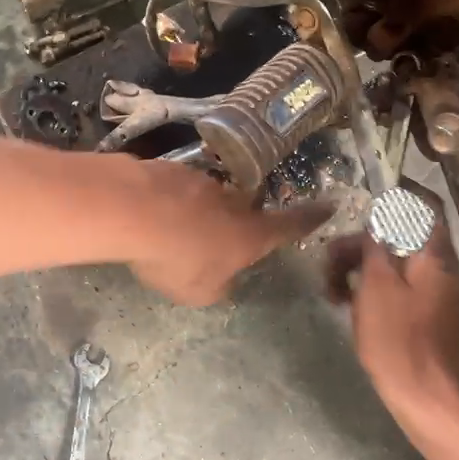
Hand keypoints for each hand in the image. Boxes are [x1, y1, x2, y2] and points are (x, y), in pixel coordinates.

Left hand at [125, 161, 335, 306]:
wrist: (130, 208)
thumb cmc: (174, 258)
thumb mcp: (199, 292)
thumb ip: (219, 286)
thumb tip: (223, 281)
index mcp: (251, 233)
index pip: (290, 226)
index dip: (309, 219)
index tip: (328, 206)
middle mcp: (232, 200)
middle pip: (245, 207)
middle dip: (236, 219)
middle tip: (220, 233)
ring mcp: (199, 179)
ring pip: (207, 195)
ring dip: (197, 209)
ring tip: (173, 226)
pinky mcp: (167, 167)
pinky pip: (174, 187)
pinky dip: (167, 199)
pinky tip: (148, 211)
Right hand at [328, 223, 458, 408]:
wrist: (422, 395)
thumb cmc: (395, 337)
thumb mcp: (376, 285)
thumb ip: (376, 247)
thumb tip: (377, 218)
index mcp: (434, 260)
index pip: (422, 214)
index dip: (393, 207)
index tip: (360, 214)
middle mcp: (442, 273)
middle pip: (400, 242)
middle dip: (361, 247)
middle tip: (329, 264)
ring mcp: (437, 297)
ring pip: (396, 268)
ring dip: (362, 271)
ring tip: (333, 291)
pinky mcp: (429, 318)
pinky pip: (400, 290)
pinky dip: (374, 290)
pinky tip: (351, 305)